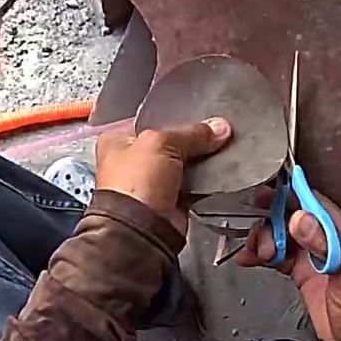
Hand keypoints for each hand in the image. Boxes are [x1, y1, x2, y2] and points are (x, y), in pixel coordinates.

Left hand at [95, 117, 231, 233]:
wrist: (143, 228)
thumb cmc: (136, 182)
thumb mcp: (161, 143)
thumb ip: (192, 133)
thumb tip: (219, 127)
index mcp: (118, 141)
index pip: (151, 121)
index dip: (174, 115)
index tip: (199, 112)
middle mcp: (133, 161)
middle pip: (170, 142)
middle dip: (192, 139)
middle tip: (215, 129)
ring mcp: (152, 182)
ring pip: (184, 164)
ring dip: (201, 159)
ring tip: (222, 146)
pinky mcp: (170, 200)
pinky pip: (193, 184)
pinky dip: (205, 179)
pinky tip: (220, 169)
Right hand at [239, 189, 340, 340]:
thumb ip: (327, 246)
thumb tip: (301, 219)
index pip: (314, 203)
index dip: (290, 197)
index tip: (267, 196)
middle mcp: (327, 238)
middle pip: (292, 215)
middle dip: (271, 219)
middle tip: (257, 230)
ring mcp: (313, 254)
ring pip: (281, 234)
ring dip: (264, 239)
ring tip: (259, 254)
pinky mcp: (301, 270)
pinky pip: (277, 254)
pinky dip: (261, 255)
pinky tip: (249, 259)